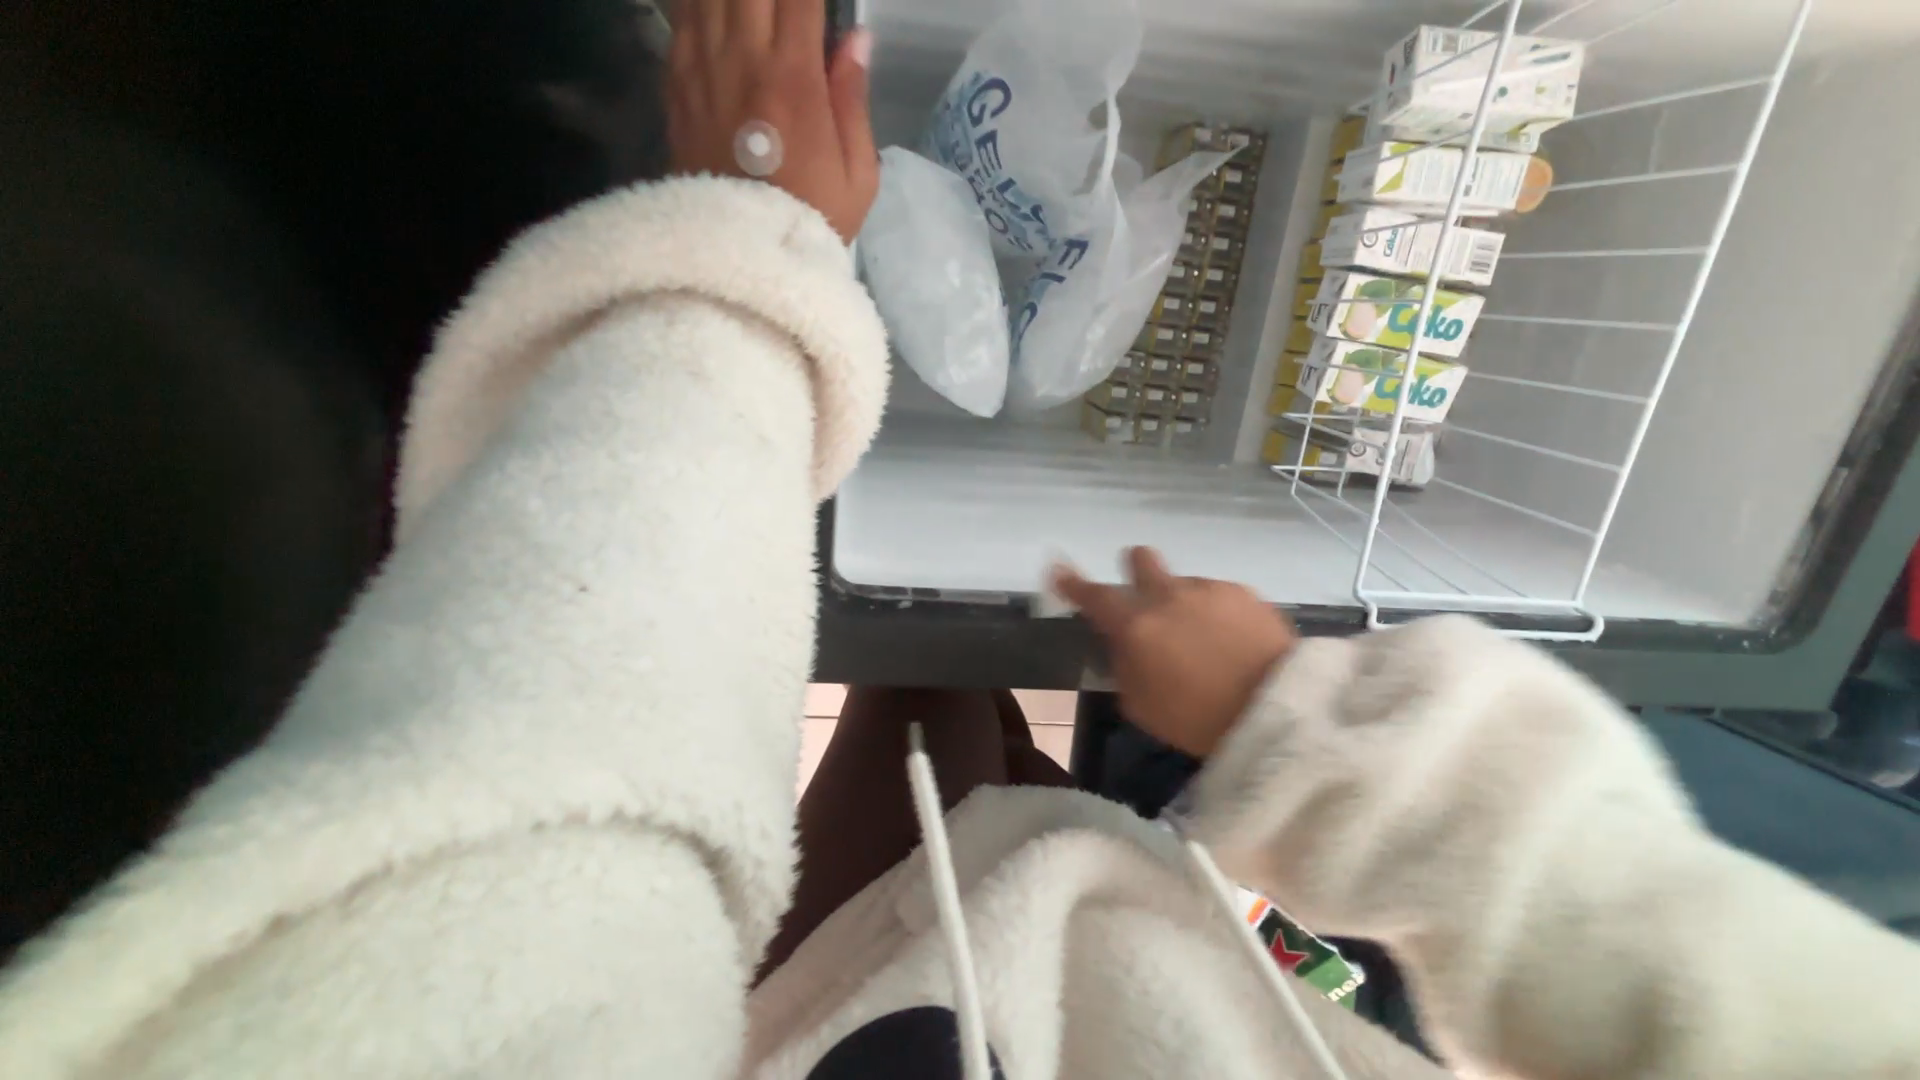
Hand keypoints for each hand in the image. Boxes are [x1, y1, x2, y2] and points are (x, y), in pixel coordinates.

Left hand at [667, 0, 878, 242]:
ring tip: (756, 11)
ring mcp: (701, 71)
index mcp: (794, 79)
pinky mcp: (675, 87)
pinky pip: (680, 18)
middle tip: (789, 8)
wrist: (739, 261)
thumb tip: (855, 38)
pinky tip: (716, 12)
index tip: (820, 7)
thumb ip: (853, 99)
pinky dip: (698, 6)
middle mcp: (741, 60)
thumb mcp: (857, 175)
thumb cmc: (810, 221)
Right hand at [1054, 548, 1297, 758]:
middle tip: (1147, 599)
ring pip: (1185, 584)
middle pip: (1140, 559)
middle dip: (1136, 570)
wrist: (1275, 711)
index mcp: (1135, 627)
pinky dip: (1219, 614)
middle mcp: (1168, 597)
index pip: (1093, 595)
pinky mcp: (1245, 593)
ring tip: (1208, 642)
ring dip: (1185, 604)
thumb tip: (1121, 645)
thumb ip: (1123, 668)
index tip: (1059, 569)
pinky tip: (1235, 642)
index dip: (1072, 582)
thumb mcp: (1141, 705)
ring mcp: (1209, 590)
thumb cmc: (1197, 719)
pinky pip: (1219, 596)